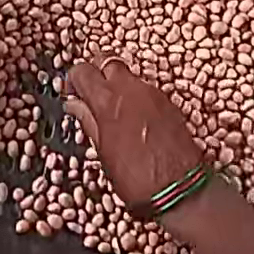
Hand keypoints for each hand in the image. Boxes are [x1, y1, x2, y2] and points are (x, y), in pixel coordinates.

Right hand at [63, 58, 204, 214]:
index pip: (82, 71)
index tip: (72, 94)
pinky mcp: (169, 103)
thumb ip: (88, 121)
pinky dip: (135, 97)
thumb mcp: (102, 152)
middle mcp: (131, 90)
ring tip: (112, 112)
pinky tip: (133, 120)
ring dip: (117, 86)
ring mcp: (153, 94)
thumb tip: (75, 104)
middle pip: (106, 62)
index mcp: (108, 101)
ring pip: (128, 75)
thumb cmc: (138, 178)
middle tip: (90, 96)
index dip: (73, 80)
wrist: (181, 191)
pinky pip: (145, 89)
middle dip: (96, 74)